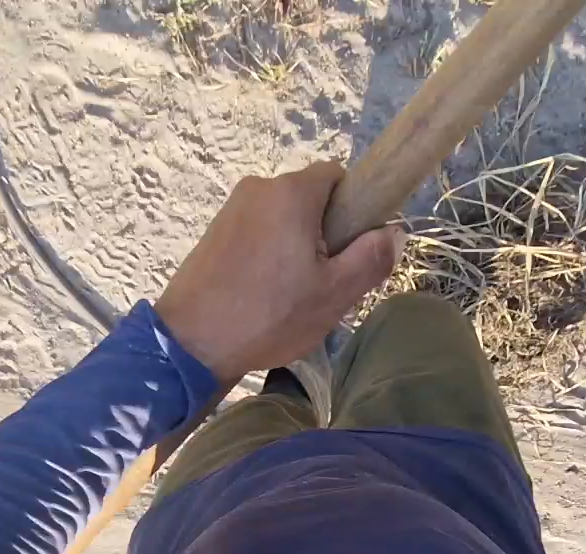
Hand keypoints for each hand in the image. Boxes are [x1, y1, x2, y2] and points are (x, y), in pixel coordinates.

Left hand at [155, 161, 404, 386]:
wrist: (190, 344)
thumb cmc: (267, 316)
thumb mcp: (332, 295)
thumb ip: (370, 259)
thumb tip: (395, 232)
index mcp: (291, 192)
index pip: (338, 177)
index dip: (352, 212)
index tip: (349, 253)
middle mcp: (258, 187)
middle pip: (309, 202)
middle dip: (323, 237)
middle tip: (322, 286)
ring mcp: (229, 210)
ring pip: (281, 222)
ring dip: (294, 252)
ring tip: (289, 300)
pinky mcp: (211, 235)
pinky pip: (255, 237)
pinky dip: (266, 260)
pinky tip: (262, 299)